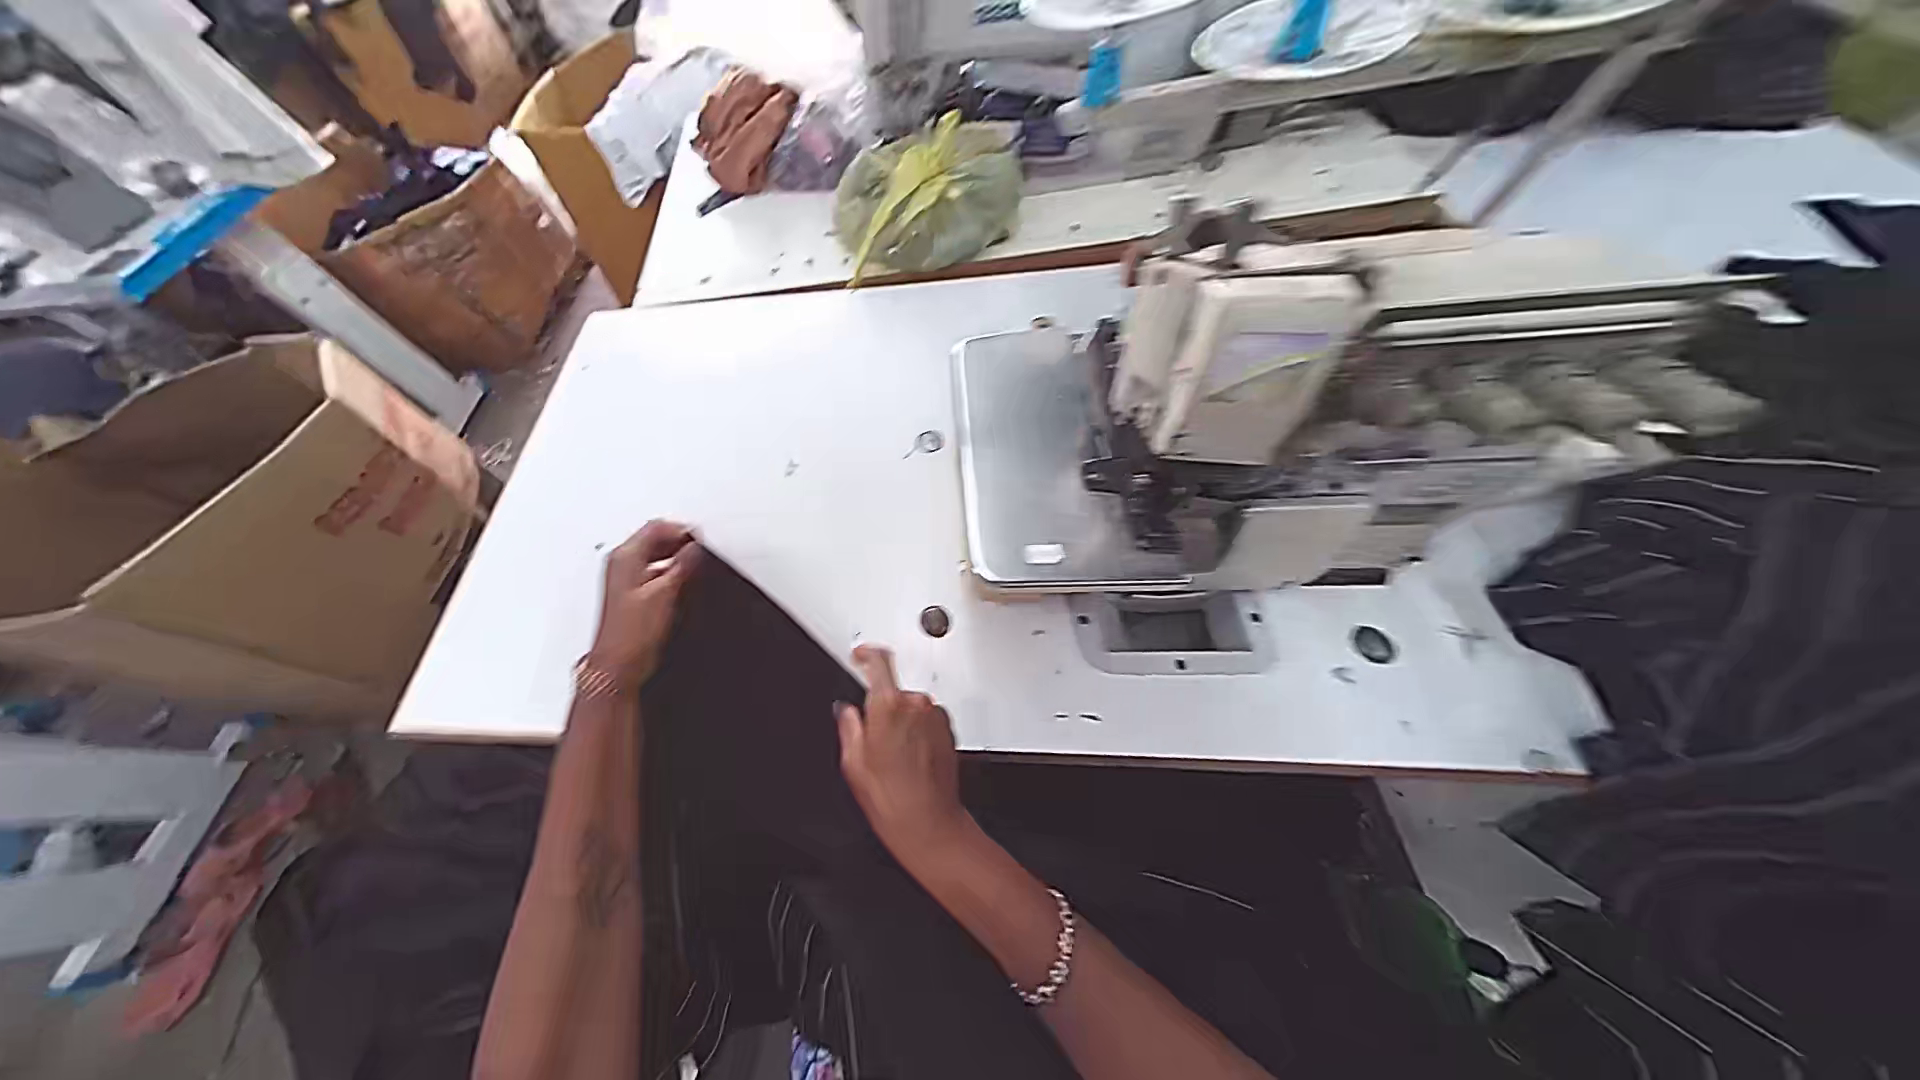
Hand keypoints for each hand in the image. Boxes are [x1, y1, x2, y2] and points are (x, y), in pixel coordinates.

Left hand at [589, 520, 700, 686]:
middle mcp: (622, 565)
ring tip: (696, 565)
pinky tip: (683, 583)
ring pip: (655, 554)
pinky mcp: (633, 594)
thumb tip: (695, 547)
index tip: (702, 540)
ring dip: (676, 556)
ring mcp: (626, 580)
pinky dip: (671, 571)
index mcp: (625, 557)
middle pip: (654, 538)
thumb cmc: (633, 634)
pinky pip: (654, 571)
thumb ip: (683, 565)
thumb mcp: (665, 593)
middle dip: (679, 541)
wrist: (620, 665)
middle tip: (701, 549)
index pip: (656, 527)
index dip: (682, 530)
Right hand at [836, 645, 970, 862]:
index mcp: (888, 705)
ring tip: (894, 756)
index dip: (866, 653)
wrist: (928, 822)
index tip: (860, 655)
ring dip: (901, 721)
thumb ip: (849, 725)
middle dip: (882, 707)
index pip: (878, 660)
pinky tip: (909, 758)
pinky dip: (917, 731)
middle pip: (894, 690)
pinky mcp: (947, 727)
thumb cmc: (892, 798)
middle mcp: (916, 704)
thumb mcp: (853, 761)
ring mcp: (934, 715)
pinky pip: (926, 719)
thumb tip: (847, 712)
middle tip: (873, 738)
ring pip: (911, 706)